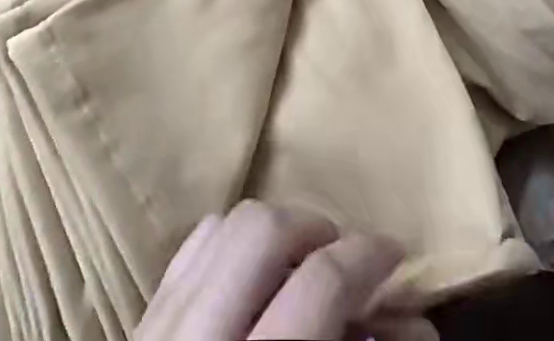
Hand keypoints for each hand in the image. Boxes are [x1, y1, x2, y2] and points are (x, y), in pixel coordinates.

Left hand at [136, 200, 434, 340]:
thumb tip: (406, 324)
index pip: (319, 285)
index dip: (367, 259)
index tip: (396, 252)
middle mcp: (202, 335)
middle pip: (264, 231)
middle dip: (317, 227)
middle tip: (347, 254)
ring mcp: (163, 319)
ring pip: (226, 224)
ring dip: (278, 229)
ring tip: (307, 259)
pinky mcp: (147, 312)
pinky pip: (197, 244)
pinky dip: (236, 242)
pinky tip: (260, 271)